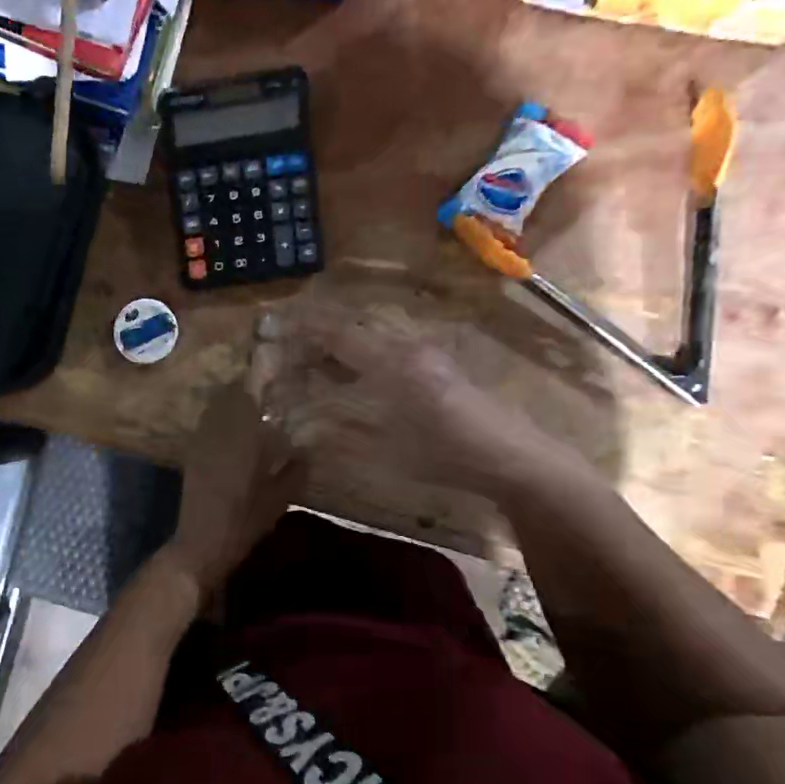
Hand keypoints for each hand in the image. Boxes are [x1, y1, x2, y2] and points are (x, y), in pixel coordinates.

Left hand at [163, 383, 306, 595]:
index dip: (259, 371)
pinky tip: (238, 427)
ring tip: (256, 402)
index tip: (273, 357)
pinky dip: (223, 417)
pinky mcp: (192, 452)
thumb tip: (306, 449)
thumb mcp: (281, 496)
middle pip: (229, 392)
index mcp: (241, 434)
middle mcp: (217, 429)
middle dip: (248, 383)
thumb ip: (295, 468)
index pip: (247, 390)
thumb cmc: (245, 520)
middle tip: (269, 381)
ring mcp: (201, 439)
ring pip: (216, 406)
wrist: (202, 542)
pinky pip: (208, 422)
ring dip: (234, 399)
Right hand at [259, 300, 582, 501]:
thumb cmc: (443, 454)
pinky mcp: (436, 363)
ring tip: (310, 358)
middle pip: (351, 327)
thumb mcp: (382, 446)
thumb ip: (334, 424)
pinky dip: (358, 353)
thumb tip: (294, 414)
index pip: (336, 333)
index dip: (301, 328)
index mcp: (390, 362)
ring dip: (336, 342)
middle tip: (285, 345)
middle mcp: (406, 347)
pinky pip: (386, 346)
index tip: (272, 326)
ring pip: (370, 335)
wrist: (512, 457)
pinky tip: (349, 374)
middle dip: (314, 333)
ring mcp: (424, 352)